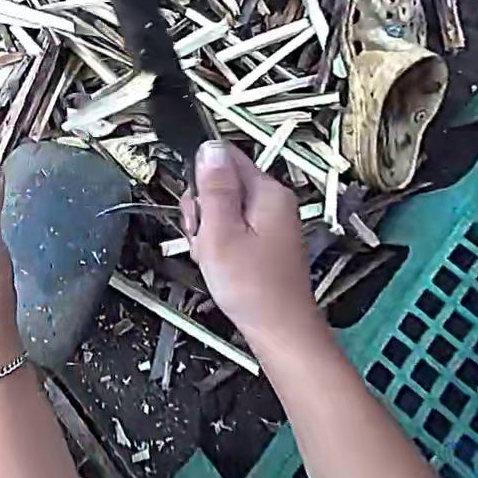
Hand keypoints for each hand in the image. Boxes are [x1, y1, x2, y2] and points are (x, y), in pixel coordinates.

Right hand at [181, 140, 322, 348]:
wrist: (278, 331)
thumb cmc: (253, 288)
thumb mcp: (221, 231)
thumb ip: (213, 186)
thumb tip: (209, 146)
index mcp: (267, 191)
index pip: (223, 157)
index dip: (200, 181)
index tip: (199, 208)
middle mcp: (272, 201)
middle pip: (219, 182)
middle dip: (202, 209)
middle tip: (206, 237)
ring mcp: (268, 220)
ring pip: (220, 206)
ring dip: (207, 229)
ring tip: (213, 254)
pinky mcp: (263, 238)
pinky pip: (229, 226)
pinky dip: (218, 242)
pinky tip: (220, 262)